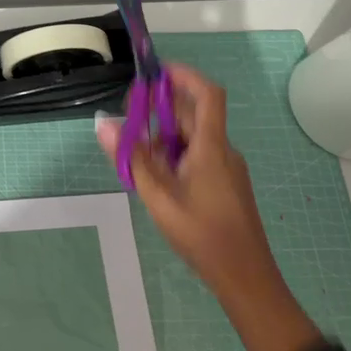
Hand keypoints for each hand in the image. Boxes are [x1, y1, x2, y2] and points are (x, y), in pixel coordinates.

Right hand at [97, 62, 322, 350]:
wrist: (246, 278)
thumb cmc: (203, 236)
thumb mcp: (159, 197)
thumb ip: (133, 159)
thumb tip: (104, 124)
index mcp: (212, 148)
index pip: (207, 95)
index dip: (184, 76)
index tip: (155, 72)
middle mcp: (223, 151)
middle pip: (193, 116)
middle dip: (160, 112)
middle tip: (127, 119)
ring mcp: (226, 169)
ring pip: (192, 139)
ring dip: (164, 138)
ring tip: (135, 157)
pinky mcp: (225, 186)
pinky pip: (197, 157)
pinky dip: (174, 157)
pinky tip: (155, 179)